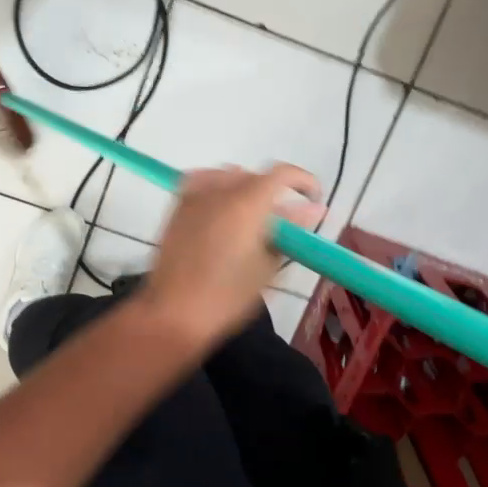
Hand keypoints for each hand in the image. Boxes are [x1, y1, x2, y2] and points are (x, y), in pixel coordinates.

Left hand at [132, 163, 325, 355]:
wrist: (172, 313)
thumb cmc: (226, 297)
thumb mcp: (267, 267)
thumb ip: (291, 232)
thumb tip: (315, 210)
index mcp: (247, 203)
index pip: (282, 173)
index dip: (304, 181)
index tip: (313, 200)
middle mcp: (220, 190)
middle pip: (256, 175)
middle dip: (276, 192)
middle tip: (283, 223)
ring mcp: (195, 195)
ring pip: (229, 176)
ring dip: (247, 189)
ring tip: (252, 220)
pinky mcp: (177, 206)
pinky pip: (203, 181)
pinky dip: (219, 187)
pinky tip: (223, 209)